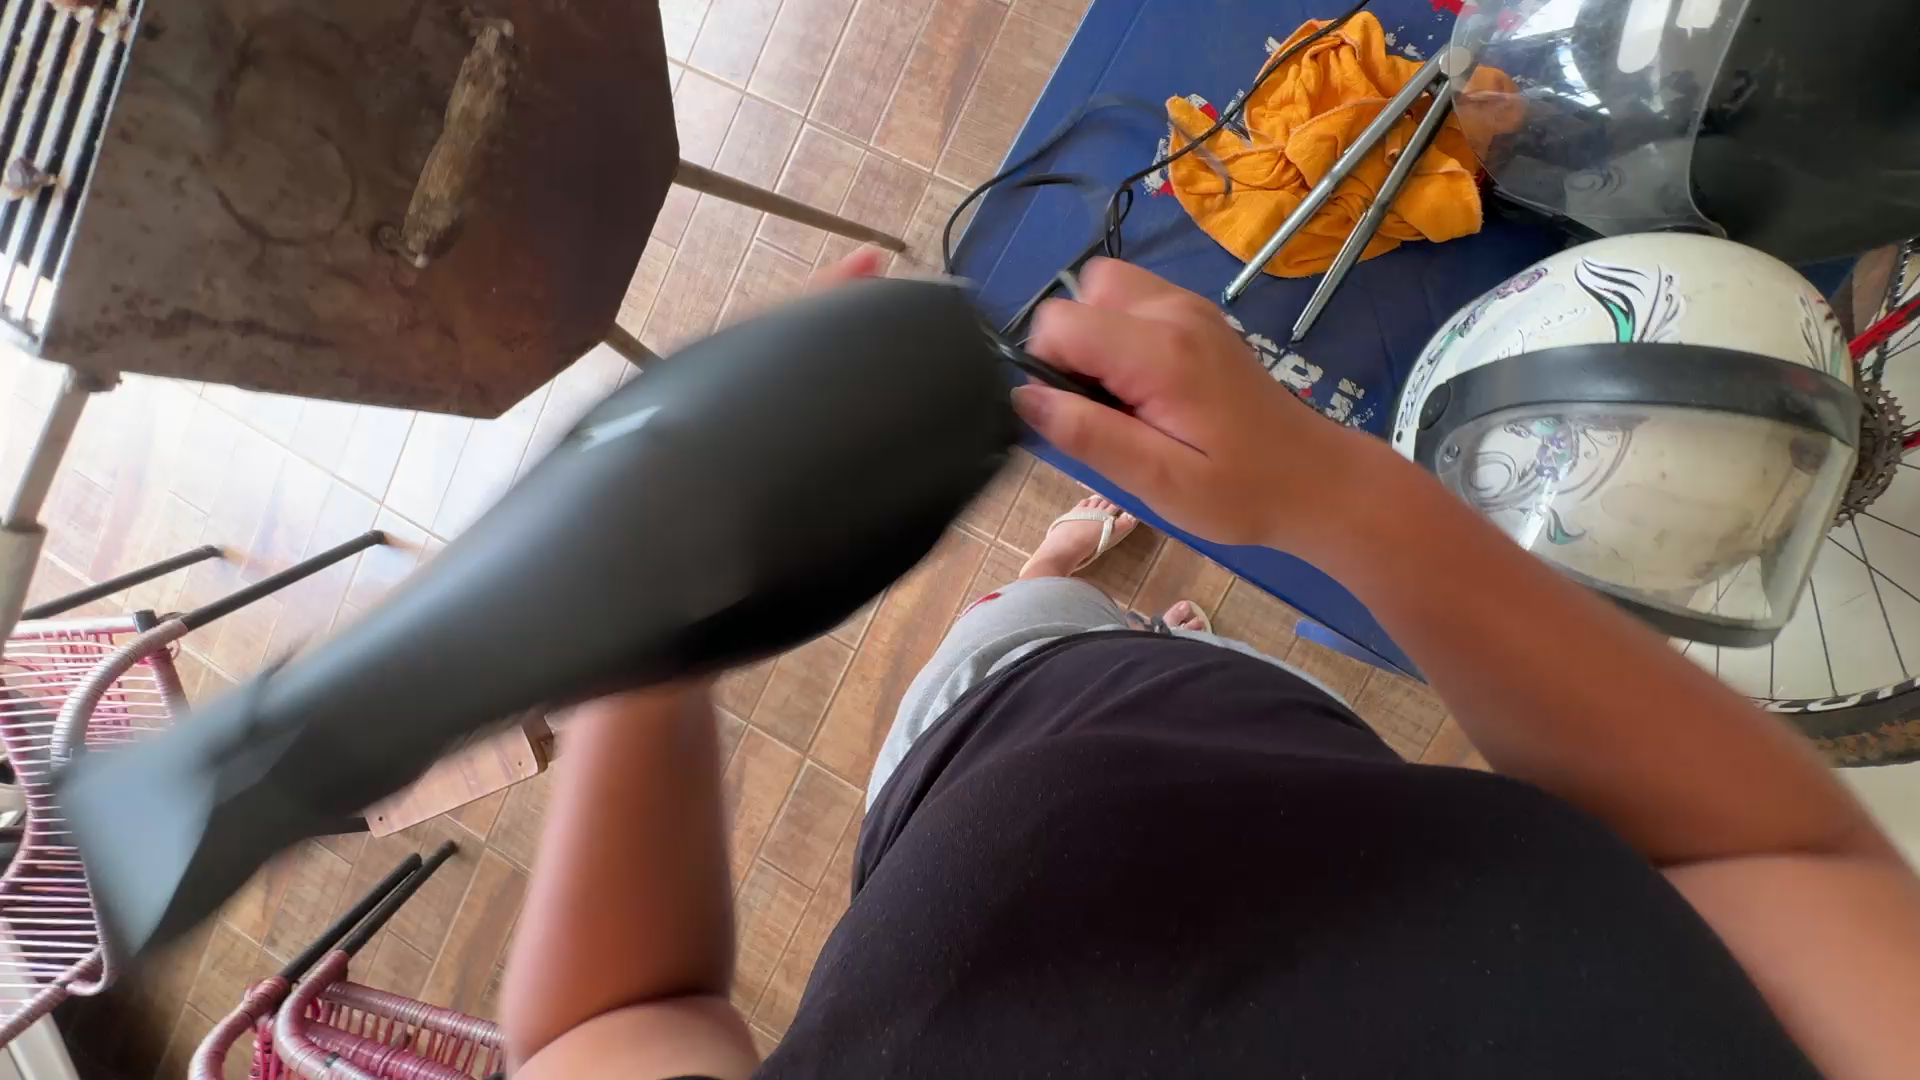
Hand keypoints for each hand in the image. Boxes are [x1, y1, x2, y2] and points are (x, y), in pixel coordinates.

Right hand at [1016, 258, 1385, 549]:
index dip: (1046, 367)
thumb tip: (1024, 397)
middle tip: (1099, 404)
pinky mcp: (1199, 317)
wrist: (1314, 480)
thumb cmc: (1238, 492)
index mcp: (1161, 351)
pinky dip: (1120, 332)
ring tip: (1120, 394)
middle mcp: (1175, 311)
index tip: (1074, 414)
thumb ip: (1087, 434)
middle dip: (1070, 344)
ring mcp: (1191, 308)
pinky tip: (1143, 384)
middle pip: (1082, 290)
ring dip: (1094, 335)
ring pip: (1107, 288)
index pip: (1059, 322)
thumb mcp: (1156, 480)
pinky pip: (1135, 301)